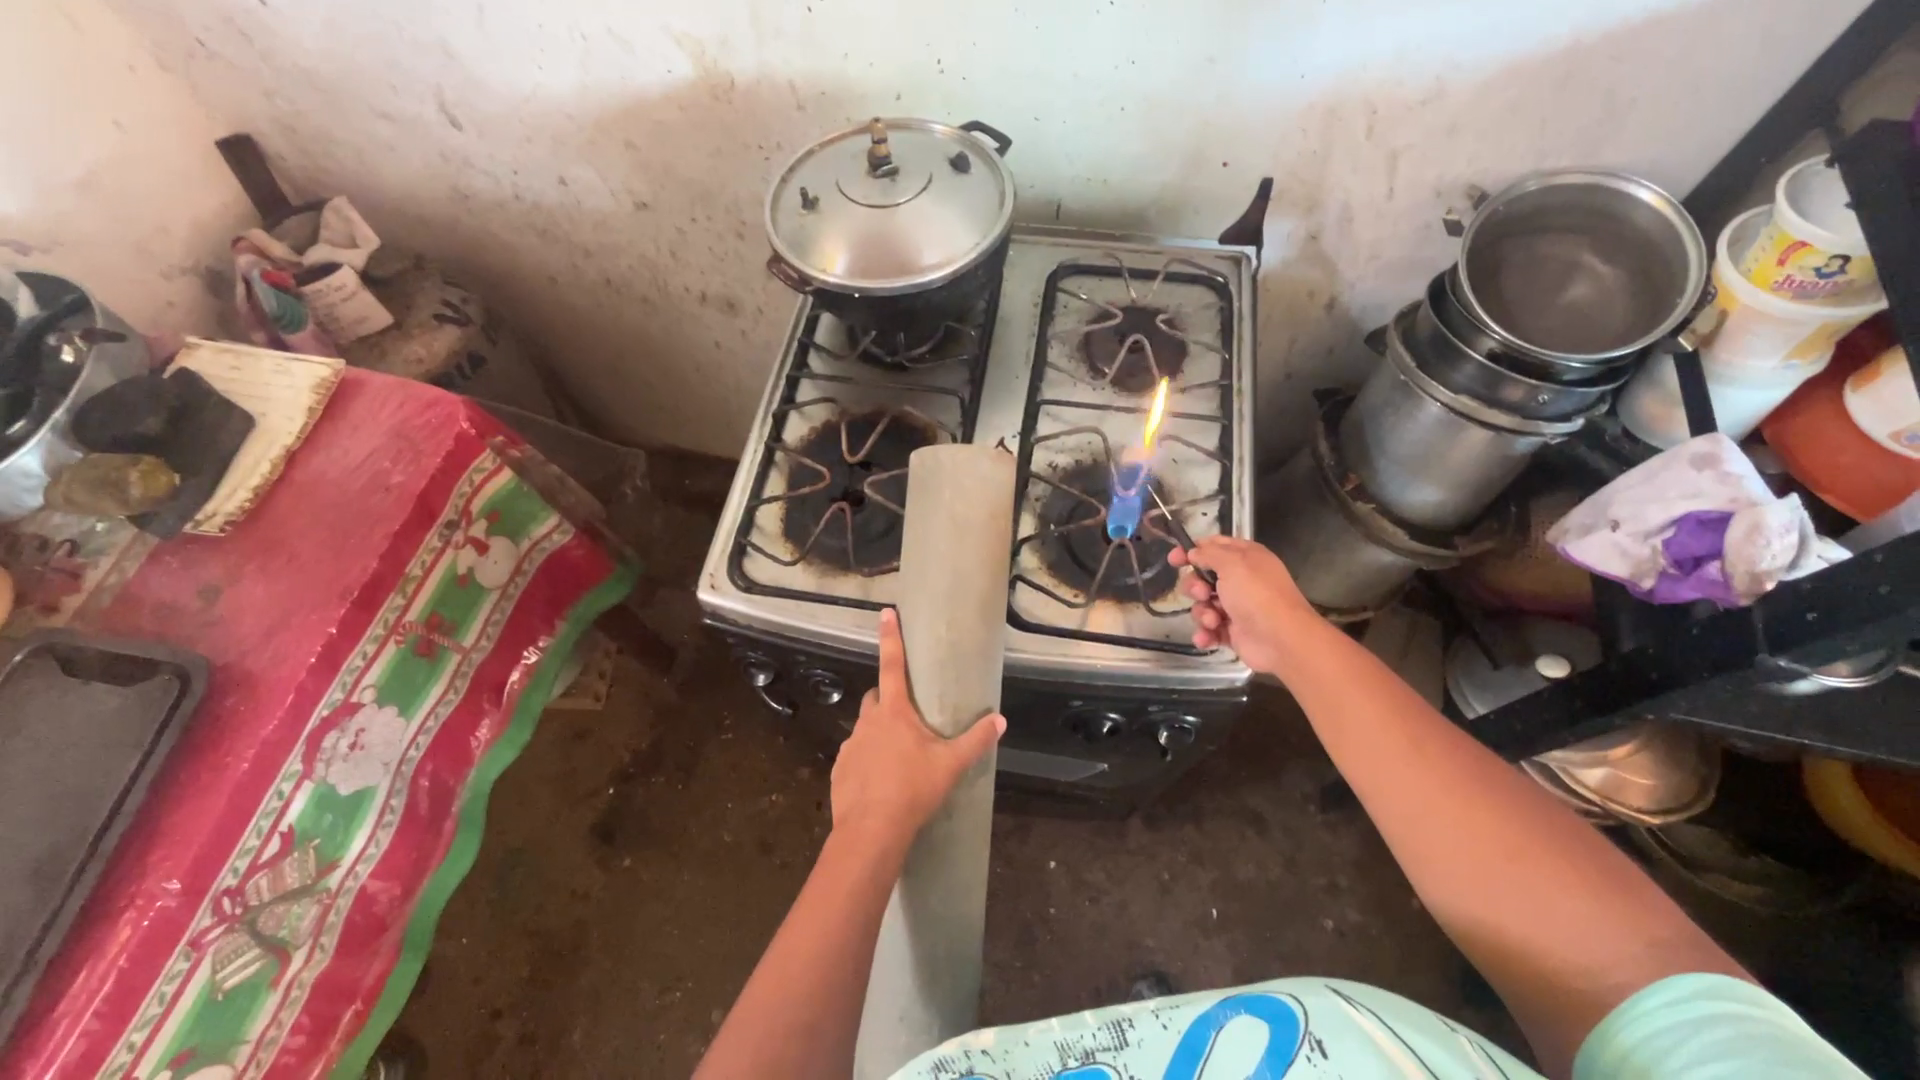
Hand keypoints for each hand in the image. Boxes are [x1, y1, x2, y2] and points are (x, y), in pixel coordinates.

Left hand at [831, 608, 1004, 846]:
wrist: (871, 831)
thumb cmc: (913, 790)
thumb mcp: (951, 765)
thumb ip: (976, 741)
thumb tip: (1000, 720)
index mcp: (894, 712)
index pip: (893, 665)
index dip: (891, 637)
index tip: (886, 612)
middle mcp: (868, 722)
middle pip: (875, 697)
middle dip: (887, 698)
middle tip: (907, 716)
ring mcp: (850, 746)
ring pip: (864, 728)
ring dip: (878, 733)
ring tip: (897, 758)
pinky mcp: (840, 769)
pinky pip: (855, 757)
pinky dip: (867, 761)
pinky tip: (880, 782)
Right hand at [1168, 536, 1324, 676]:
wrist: (1281, 639)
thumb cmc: (1257, 595)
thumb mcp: (1233, 564)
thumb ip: (1209, 553)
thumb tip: (1193, 552)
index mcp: (1245, 558)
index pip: (1214, 546)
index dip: (1192, 550)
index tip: (1174, 559)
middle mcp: (1241, 580)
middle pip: (1202, 577)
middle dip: (1195, 586)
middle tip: (1201, 593)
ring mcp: (1236, 607)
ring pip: (1202, 604)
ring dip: (1202, 613)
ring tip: (1213, 621)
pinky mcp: (1232, 631)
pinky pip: (1208, 629)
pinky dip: (1205, 633)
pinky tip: (1208, 637)